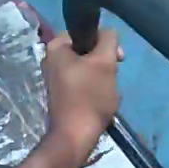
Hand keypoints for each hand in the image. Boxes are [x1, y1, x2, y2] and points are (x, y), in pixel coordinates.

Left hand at [42, 28, 122, 156]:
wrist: (76, 135)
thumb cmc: (90, 96)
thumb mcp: (105, 61)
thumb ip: (109, 39)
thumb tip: (108, 33)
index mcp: (56, 47)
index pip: (86, 31)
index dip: (104, 42)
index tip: (117, 58)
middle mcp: (51, 60)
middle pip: (88, 51)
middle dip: (105, 63)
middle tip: (113, 76)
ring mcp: (56, 78)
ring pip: (89, 68)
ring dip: (103, 78)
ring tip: (108, 92)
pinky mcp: (63, 94)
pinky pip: (84, 84)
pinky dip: (96, 90)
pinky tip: (102, 102)